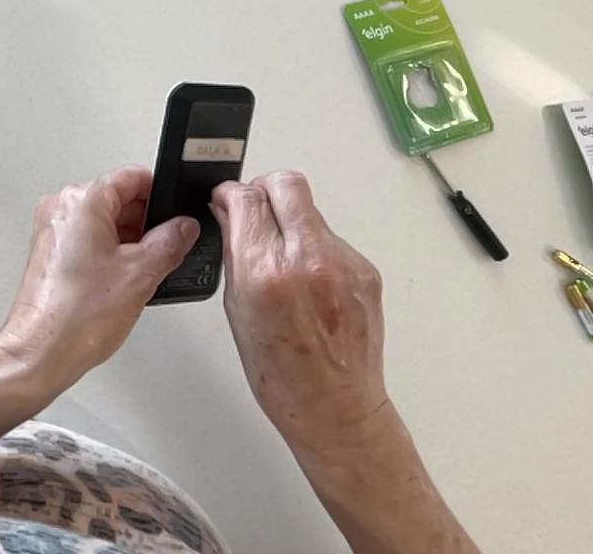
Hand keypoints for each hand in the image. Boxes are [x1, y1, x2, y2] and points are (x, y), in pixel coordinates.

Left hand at [0, 165, 199, 396]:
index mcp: (81, 200)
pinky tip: (123, 280)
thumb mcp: (141, 273)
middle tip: (168, 247)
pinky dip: (111, 252)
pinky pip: (90, 239)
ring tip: (144, 271)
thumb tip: (183, 227)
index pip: (132, 176)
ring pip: (105, 220)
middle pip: (118, 197)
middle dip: (147, 221)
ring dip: (130, 240)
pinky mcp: (52, 252)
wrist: (40, 353)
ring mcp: (54, 229)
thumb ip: (170, 242)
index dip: (161, 192)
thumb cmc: (74, 317)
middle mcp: (62, 208)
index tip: (178, 211)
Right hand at [212, 171, 390, 461]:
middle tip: (255, 209)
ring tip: (283, 255)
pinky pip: (331, 237)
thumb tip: (228, 214)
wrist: (336, 409)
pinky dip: (313, 246)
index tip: (226, 199)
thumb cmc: (282, 375)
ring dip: (290, 219)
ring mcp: (342, 263)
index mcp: (266, 272)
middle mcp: (308, 259)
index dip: (230, 194)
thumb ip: (233, 253)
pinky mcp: (365, 270)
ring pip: (310, 208)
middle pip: (285, 183)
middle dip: (263, 189)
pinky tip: (308, 278)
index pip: (246, 198)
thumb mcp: (236, 309)